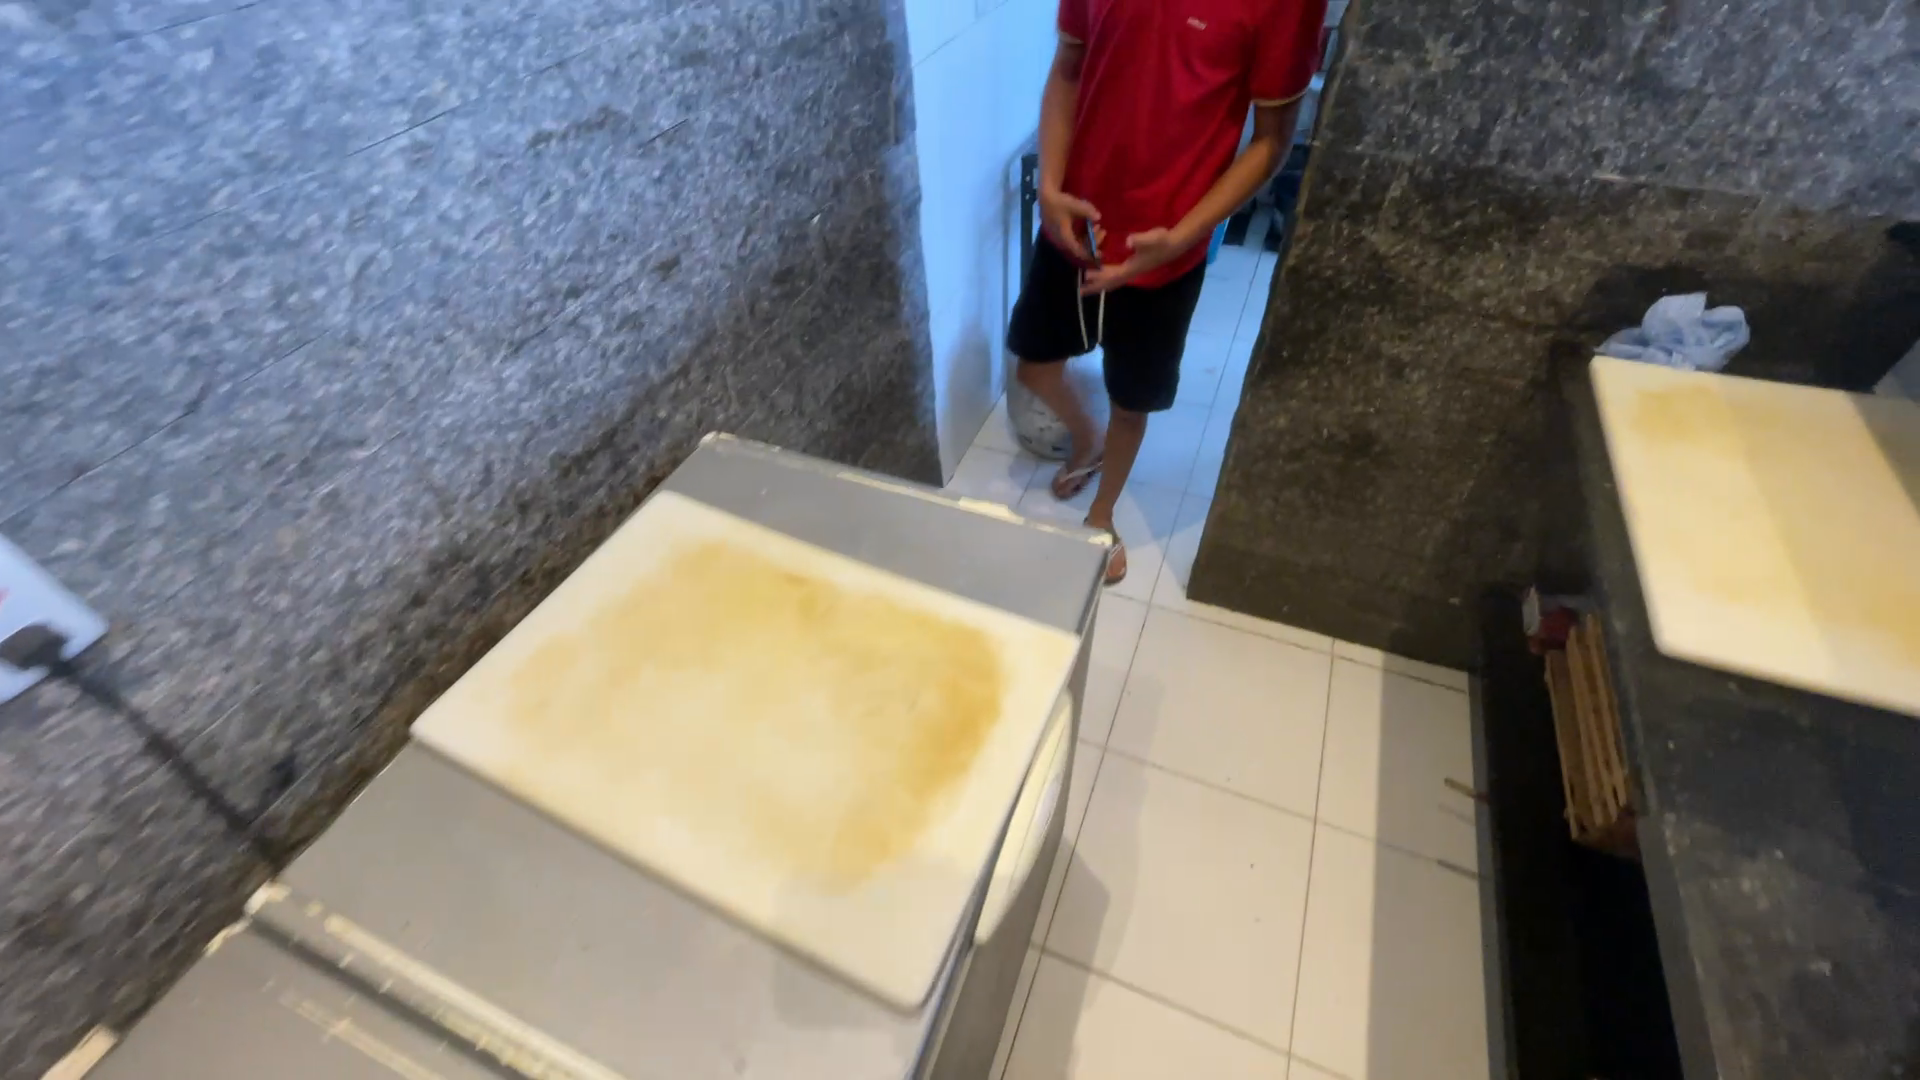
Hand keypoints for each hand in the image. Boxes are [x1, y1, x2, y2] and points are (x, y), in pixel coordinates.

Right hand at [1039, 188, 1102, 263]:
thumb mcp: (1074, 205)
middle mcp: (1061, 242)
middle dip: (1092, 242)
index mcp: (1064, 238)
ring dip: (1088, 238)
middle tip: (1103, 232)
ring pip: (1076, 244)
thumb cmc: (1059, 202)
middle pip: (1079, 249)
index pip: (1078, 252)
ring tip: (1098, 227)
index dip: (1090, 254)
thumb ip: (1087, 211)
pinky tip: (1088, 226)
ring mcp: (1060, 238)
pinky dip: (1082, 235)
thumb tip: (1099, 217)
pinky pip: (1073, 239)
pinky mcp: (1060, 234)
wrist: (1046, 197)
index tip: (1100, 253)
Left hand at [1079, 228, 1189, 293]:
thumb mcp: (1152, 237)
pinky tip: (1101, 275)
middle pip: (1109, 283)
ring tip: (1086, 288)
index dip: (1099, 276)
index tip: (1085, 276)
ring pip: (1112, 282)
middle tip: (1080, 292)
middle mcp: (1130, 273)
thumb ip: (1140, 240)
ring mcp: (1132, 272)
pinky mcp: (1133, 268)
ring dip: (1099, 285)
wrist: (1174, 245)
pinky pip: (1116, 277)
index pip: (1112, 275)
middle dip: (1095, 287)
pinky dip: (1106, 278)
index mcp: (1131, 268)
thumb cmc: (1162, 240)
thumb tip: (1128, 241)